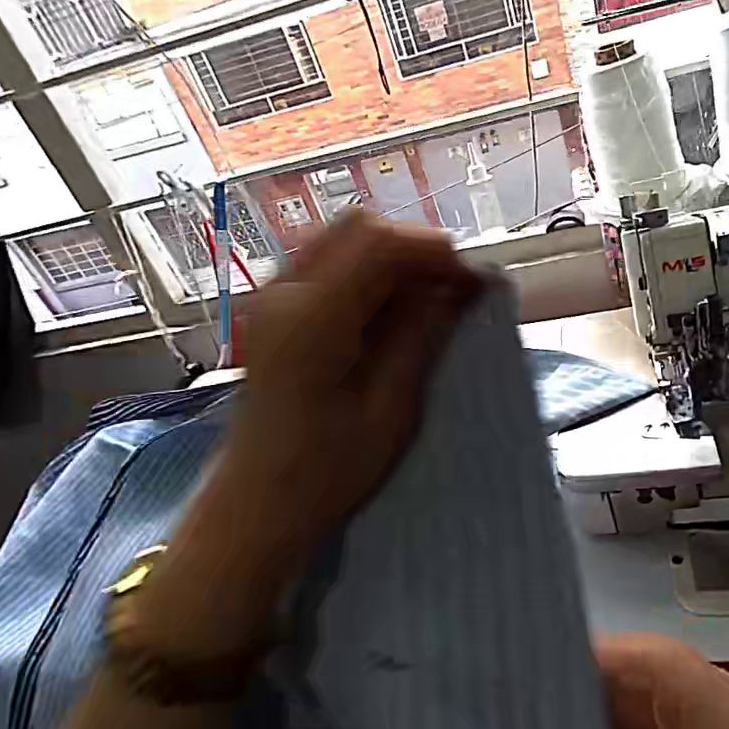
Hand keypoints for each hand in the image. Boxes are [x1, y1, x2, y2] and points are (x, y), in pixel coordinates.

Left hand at [216, 211, 481, 559]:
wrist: (256, 499)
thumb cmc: (325, 472)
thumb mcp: (388, 410)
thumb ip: (419, 336)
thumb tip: (455, 287)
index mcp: (313, 317)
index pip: (379, 244)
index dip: (434, 251)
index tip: (471, 281)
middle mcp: (285, 292)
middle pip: (358, 229)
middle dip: (413, 249)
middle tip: (450, 290)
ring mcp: (272, 296)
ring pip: (341, 240)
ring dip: (389, 258)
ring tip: (425, 299)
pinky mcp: (273, 309)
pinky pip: (325, 264)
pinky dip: (364, 272)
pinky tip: (387, 309)